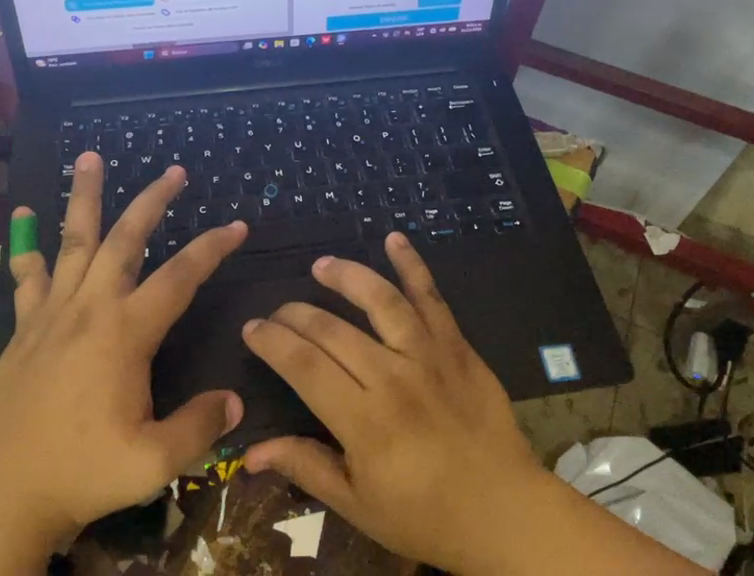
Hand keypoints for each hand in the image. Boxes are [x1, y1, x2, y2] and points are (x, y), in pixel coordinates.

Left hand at [0, 152, 248, 575]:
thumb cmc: (79, 476)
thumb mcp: (153, 462)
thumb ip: (199, 427)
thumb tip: (235, 401)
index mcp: (125, 333)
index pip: (179, 276)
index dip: (212, 248)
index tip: (237, 226)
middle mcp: (89, 309)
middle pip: (125, 239)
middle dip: (153, 200)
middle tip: (174, 170)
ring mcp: (51, 315)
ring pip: (73, 242)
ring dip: (85, 197)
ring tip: (88, 157)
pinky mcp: (23, 330)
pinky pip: (28, 277)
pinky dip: (27, 247)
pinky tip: (20, 221)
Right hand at [242, 234, 701, 575]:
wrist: (503, 510)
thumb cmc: (425, 514)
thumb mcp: (358, 505)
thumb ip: (306, 466)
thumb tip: (250, 452)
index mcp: (364, 421)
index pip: (304, 365)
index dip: (272, 342)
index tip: (252, 328)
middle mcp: (392, 377)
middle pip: (332, 330)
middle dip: (295, 314)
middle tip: (277, 312)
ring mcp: (429, 356)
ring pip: (381, 300)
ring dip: (347, 277)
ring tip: (321, 265)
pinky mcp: (457, 347)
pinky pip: (432, 298)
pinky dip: (414, 265)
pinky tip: (394, 239)